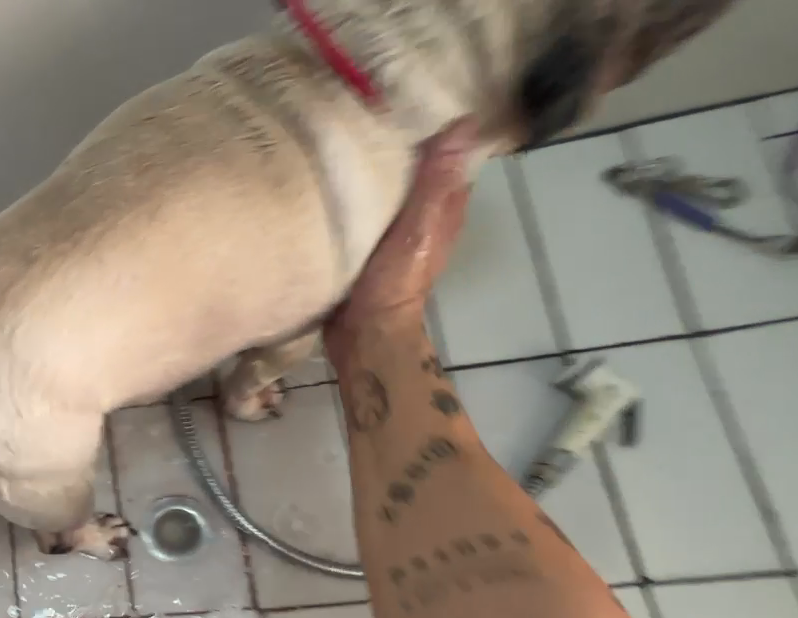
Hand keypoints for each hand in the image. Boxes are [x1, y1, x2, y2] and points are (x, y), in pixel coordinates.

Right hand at [326, 118, 478, 349]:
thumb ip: (433, 183)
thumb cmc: (392, 284)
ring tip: (345, 144)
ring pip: (389, 190)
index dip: (437, 128)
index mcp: (446, 206)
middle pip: (416, 170)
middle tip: (365, 117)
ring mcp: (394, 233)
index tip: (408, 103)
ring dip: (373, 173)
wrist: (361, 335)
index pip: (449, 154)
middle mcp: (425, 215)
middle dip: (399, 146)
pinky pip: (363, 212)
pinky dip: (354, 198)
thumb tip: (463, 124)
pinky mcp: (365, 248)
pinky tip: (333, 187)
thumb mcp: (416, 230)